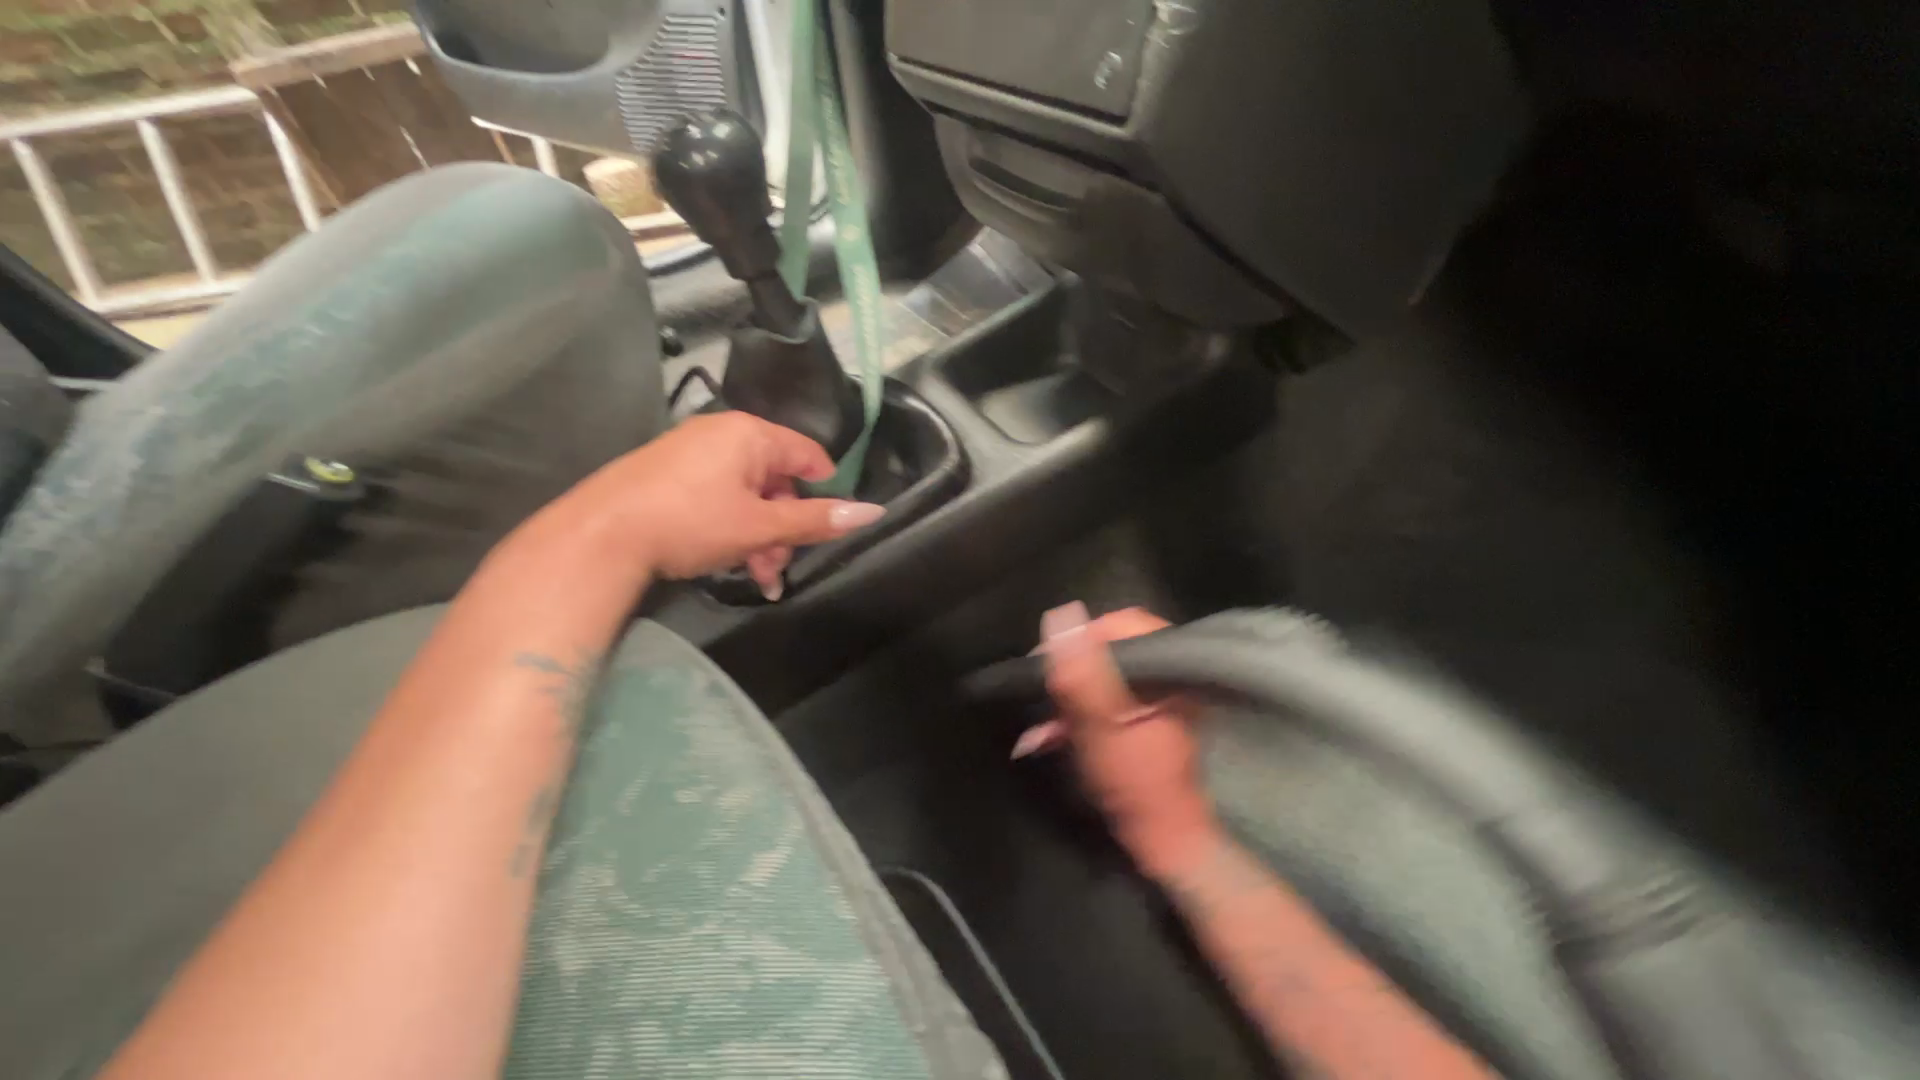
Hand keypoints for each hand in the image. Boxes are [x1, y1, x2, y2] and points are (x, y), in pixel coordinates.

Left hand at [549, 412, 882, 596]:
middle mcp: (722, 433)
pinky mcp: (667, 472)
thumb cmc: (690, 523)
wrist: (599, 535)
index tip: (825, 529)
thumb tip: (874, 512)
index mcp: (750, 434)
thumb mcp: (760, 526)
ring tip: (755, 575)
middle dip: (785, 527)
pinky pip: (717, 494)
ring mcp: (691, 451)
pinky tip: (724, 559)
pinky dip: (730, 525)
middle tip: (779, 568)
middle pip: (777, 478)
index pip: (809, 454)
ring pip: (747, 492)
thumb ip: (816, 520)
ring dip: (760, 535)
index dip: (826, 492)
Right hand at [1033, 602, 1217, 875]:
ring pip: (1102, 678)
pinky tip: (1049, 737)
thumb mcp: (1100, 725)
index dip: (1077, 639)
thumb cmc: (1135, 782)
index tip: (1045, 665)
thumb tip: (1060, 615)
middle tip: (1040, 698)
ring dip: (1067, 699)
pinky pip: (1105, 702)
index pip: (1119, 625)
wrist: (1165, 842)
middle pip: (1107, 651)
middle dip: (1068, 675)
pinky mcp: (1145, 721)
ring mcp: (1158, 699)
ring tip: (1039, 726)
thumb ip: (1080, 672)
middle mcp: (1169, 675)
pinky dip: (1078, 715)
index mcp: (1168, 667)